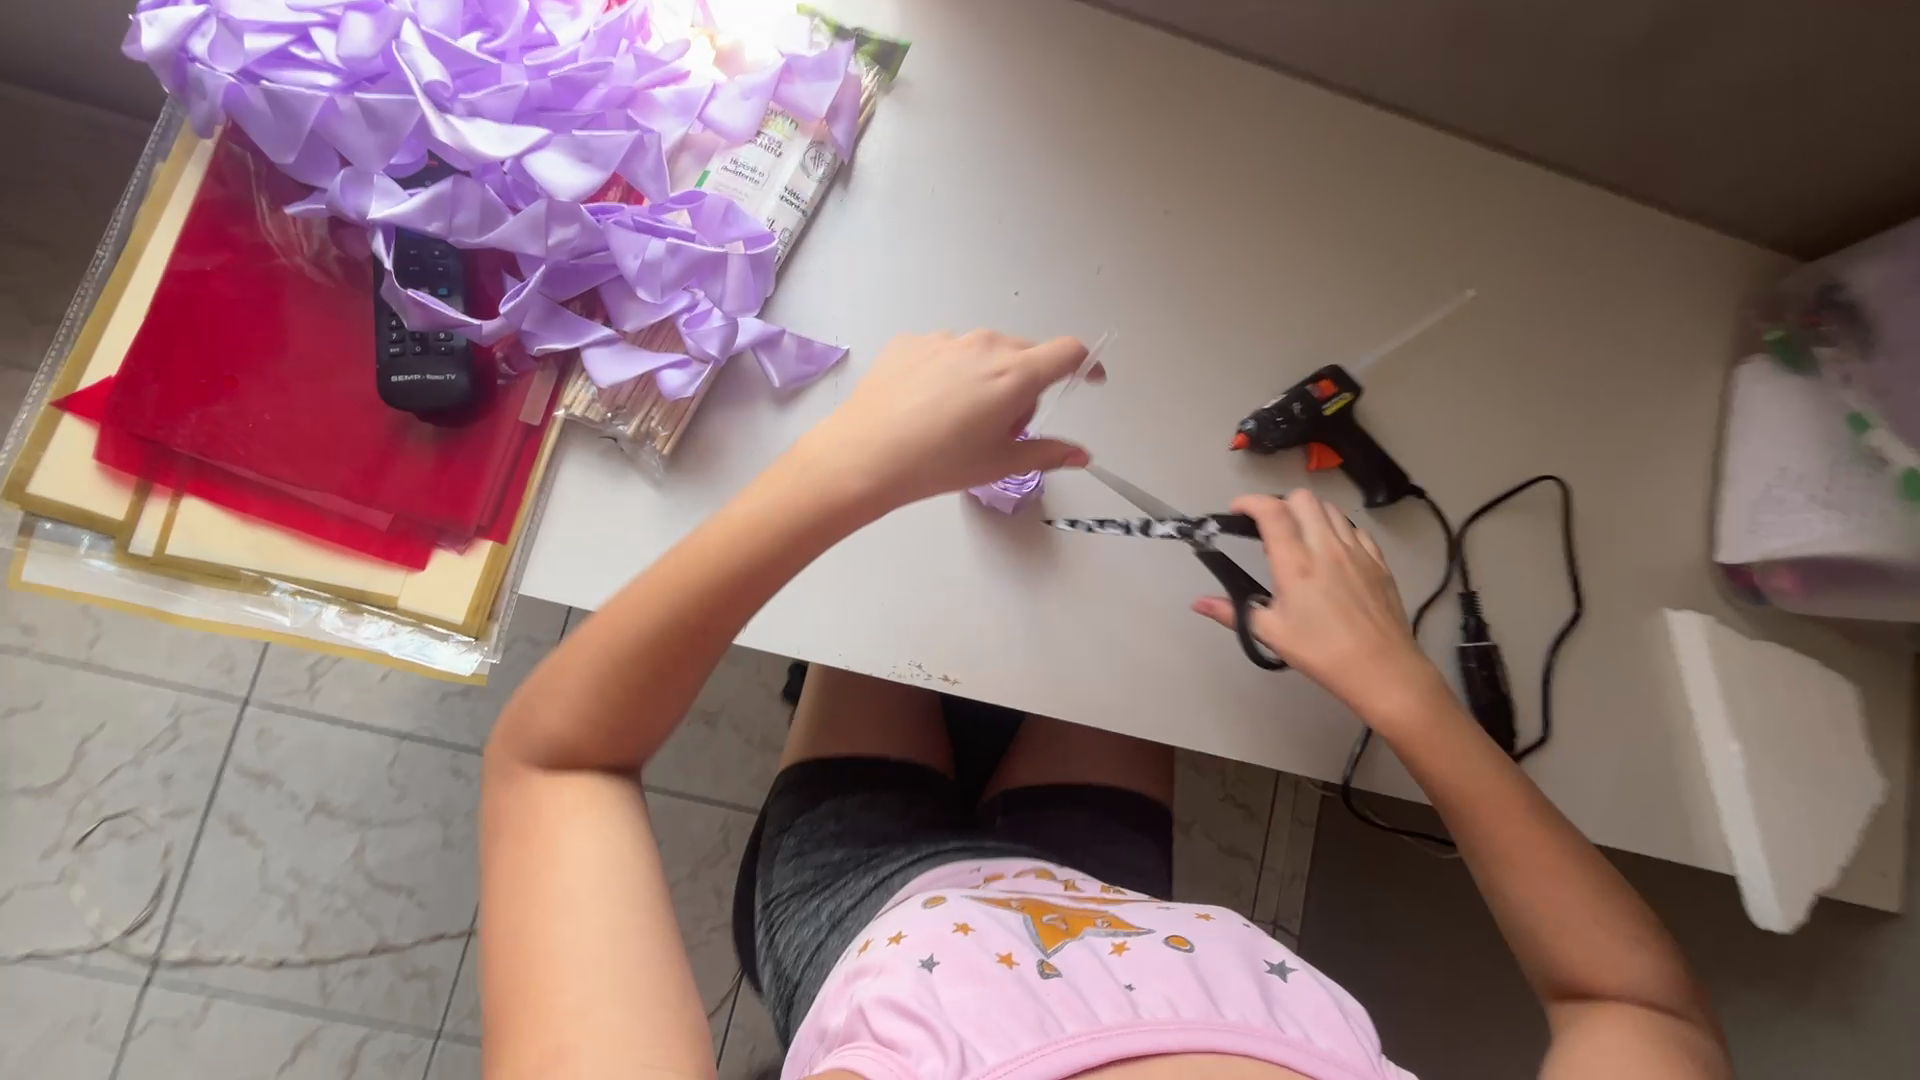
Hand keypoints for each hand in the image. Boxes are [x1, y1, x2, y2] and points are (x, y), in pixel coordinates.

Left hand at [793, 331, 1092, 510]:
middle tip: (1003, 426)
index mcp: (1015, 375)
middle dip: (1027, 385)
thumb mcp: (999, 464)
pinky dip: (948, 372)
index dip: (1085, 365)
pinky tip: (926, 406)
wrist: (864, 455)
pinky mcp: (912, 341)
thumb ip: (1048, 453)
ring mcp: (945, 339)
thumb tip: (1081, 454)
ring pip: (984, 352)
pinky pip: (946, 352)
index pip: (1069, 352)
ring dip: (986, 377)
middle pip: (1025, 354)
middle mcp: (984, 346)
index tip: (1086, 379)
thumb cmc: (935, 464)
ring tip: (956, 419)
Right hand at [1193, 489, 1447, 718]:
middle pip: (1303, 499)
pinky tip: (1331, 551)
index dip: (1249, 502)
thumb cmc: (1321, 652)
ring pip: (1330, 509)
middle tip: (1267, 528)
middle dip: (1279, 503)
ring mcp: (1357, 551)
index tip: (1237, 511)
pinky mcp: (1378, 561)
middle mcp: (1326, 547)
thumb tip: (1197, 603)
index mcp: (1295, 563)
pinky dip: (1337, 530)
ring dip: (1308, 514)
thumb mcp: (1270, 633)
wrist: (1382, 669)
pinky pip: (1355, 529)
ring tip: (1298, 536)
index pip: (1271, 511)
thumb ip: (1231, 612)